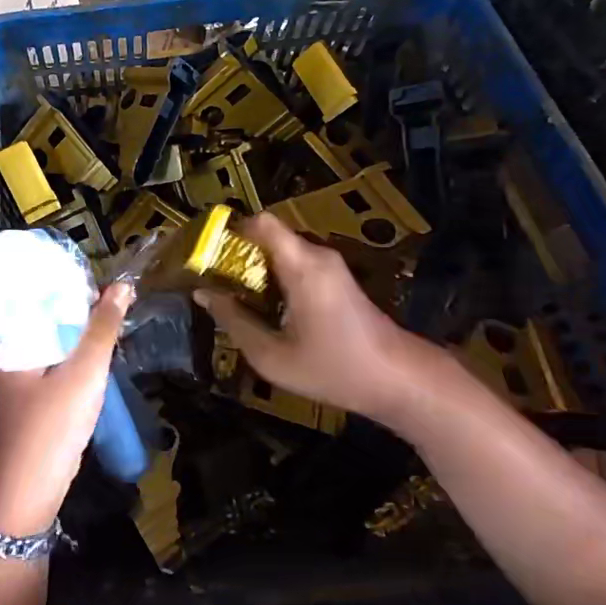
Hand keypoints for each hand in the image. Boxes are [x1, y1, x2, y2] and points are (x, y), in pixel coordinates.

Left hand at [0, 282, 133, 536]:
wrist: (30, 491)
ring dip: (79, 329)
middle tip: (114, 292)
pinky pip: (55, 359)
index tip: (100, 274)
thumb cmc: (51, 427)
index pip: (33, 294)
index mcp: (6, 339)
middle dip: (77, 305)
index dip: (67, 281)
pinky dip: (75, 351)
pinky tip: (98, 345)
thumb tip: (122, 285)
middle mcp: (6, 351)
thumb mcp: (83, 373)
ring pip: (52, 338)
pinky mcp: (32, 392)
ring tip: (112, 310)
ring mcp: (18, 373)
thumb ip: (102, 329)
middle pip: (44, 316)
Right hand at [194, 213, 456, 428]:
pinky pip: (293, 265)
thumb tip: (203, 293)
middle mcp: (316, 256)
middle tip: (209, 279)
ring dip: (252, 268)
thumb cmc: (335, 369)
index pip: (261, 222)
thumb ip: (234, 321)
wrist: (402, 382)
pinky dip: (271, 278)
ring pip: (278, 252)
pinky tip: (260, 307)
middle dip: (234, 253)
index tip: (205, 253)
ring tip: (229, 295)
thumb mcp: (272, 356)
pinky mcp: (335, 280)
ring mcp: (329, 267)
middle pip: (266, 237)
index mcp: (302, 266)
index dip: (229, 230)